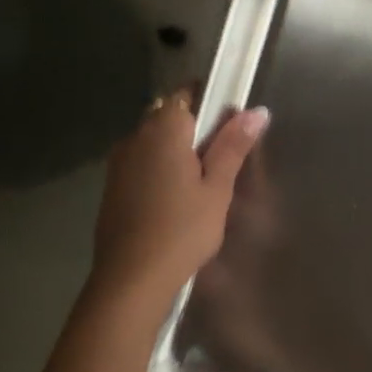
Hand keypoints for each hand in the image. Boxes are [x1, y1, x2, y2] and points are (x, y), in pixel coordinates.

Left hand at [91, 90, 268, 301]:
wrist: (132, 276)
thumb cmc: (183, 229)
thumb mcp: (218, 187)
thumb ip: (233, 146)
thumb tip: (256, 111)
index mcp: (161, 133)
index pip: (185, 95)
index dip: (212, 97)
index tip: (236, 116)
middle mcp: (134, 139)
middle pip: (169, 115)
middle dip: (199, 124)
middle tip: (231, 151)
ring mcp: (120, 163)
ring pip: (156, 139)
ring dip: (182, 146)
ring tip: (211, 174)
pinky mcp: (115, 185)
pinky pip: (145, 159)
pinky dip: (166, 164)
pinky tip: (184, 192)